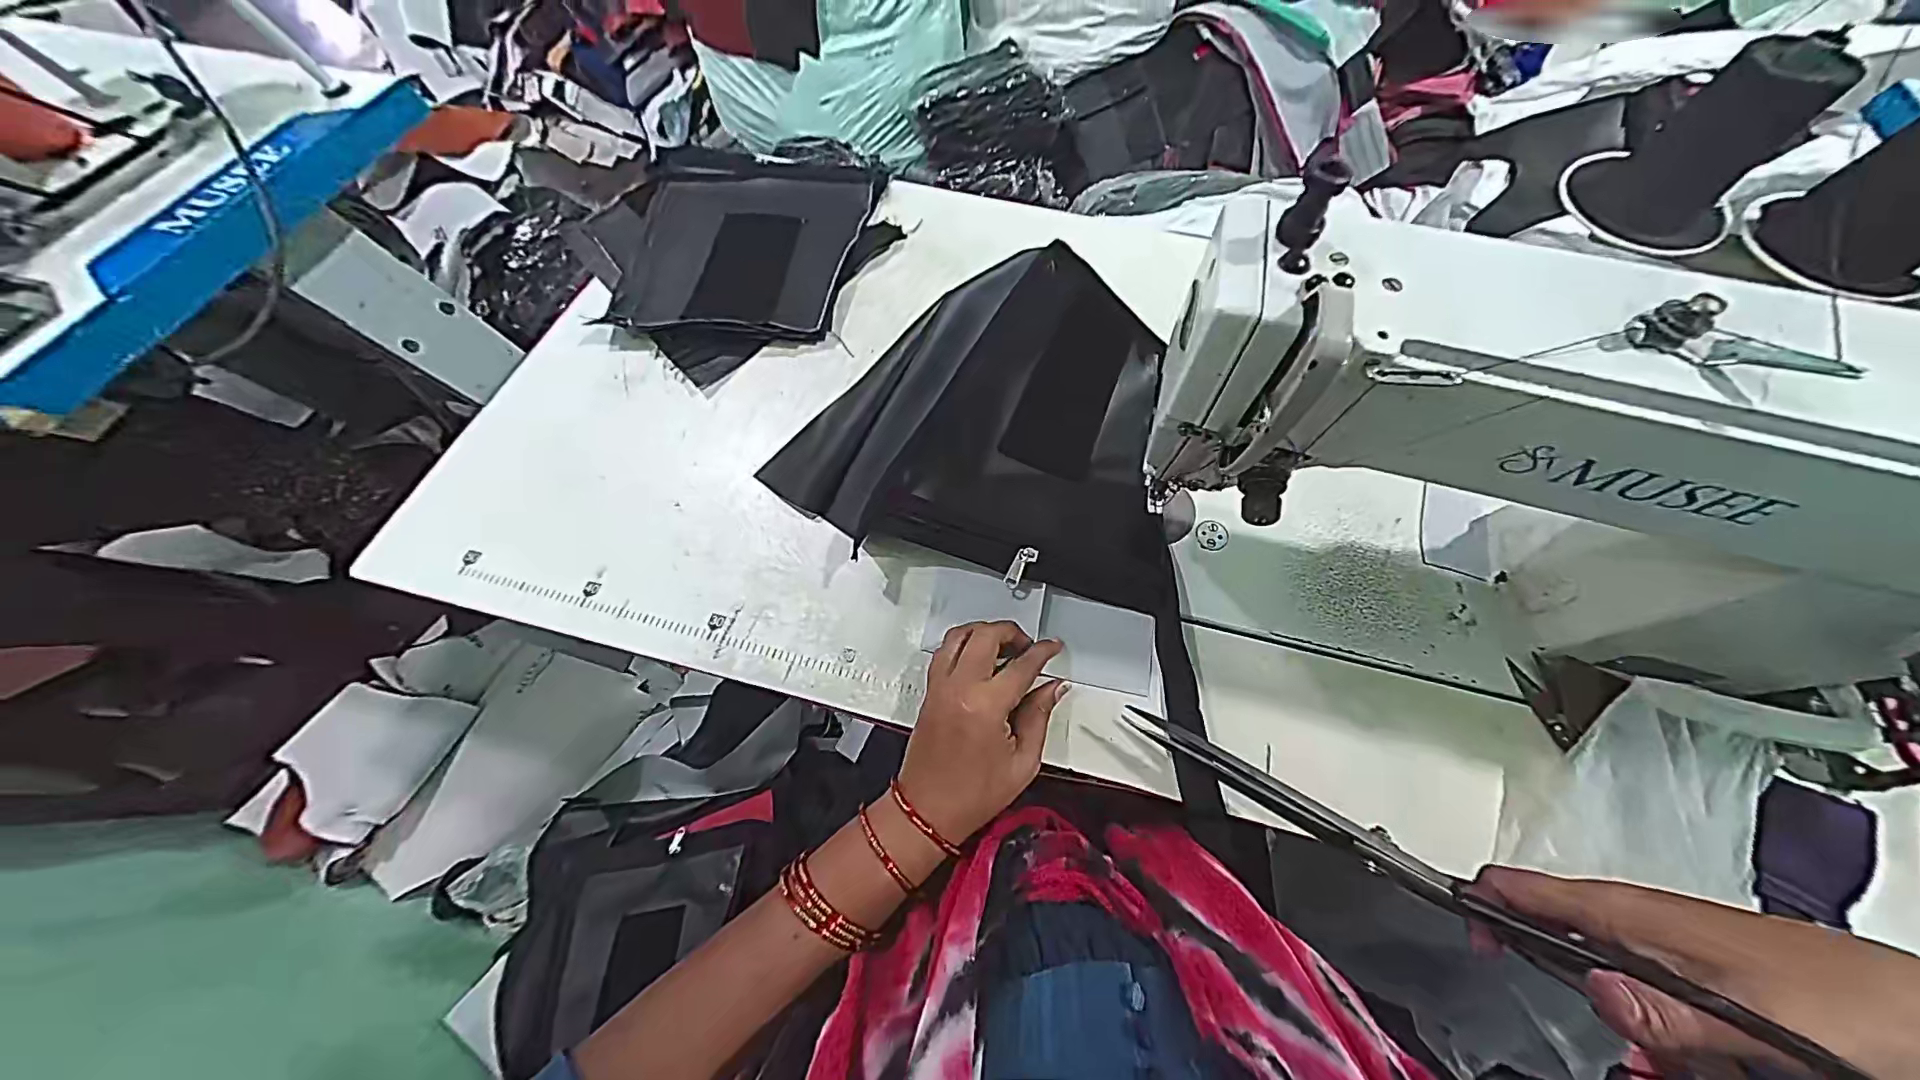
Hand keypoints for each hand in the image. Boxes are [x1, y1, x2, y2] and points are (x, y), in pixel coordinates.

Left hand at [896, 620, 1066, 844]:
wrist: (926, 810)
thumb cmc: (971, 795)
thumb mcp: (1023, 763)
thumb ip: (1039, 717)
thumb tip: (1052, 689)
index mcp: (986, 706)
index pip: (1022, 664)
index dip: (1043, 652)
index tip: (1052, 648)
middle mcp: (958, 689)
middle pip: (986, 635)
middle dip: (1012, 632)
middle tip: (1028, 645)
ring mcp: (939, 687)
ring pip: (960, 635)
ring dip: (984, 631)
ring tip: (1003, 644)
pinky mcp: (929, 692)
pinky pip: (944, 651)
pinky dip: (963, 643)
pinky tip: (978, 655)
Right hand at [1470, 866, 1919, 1077]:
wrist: (1918, 1009)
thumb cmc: (1847, 1004)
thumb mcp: (1748, 1020)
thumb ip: (1662, 1009)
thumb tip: (1590, 988)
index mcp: (1627, 913)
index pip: (1521, 885)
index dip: (1482, 901)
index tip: (1472, 932)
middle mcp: (1634, 914)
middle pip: (1549, 922)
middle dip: (1550, 967)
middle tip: (1582, 1012)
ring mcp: (1660, 932)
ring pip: (1596, 958)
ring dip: (1612, 1003)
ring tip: (1663, 1049)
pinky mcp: (1685, 954)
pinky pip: (1636, 975)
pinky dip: (1645, 1011)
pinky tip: (1684, 1045)